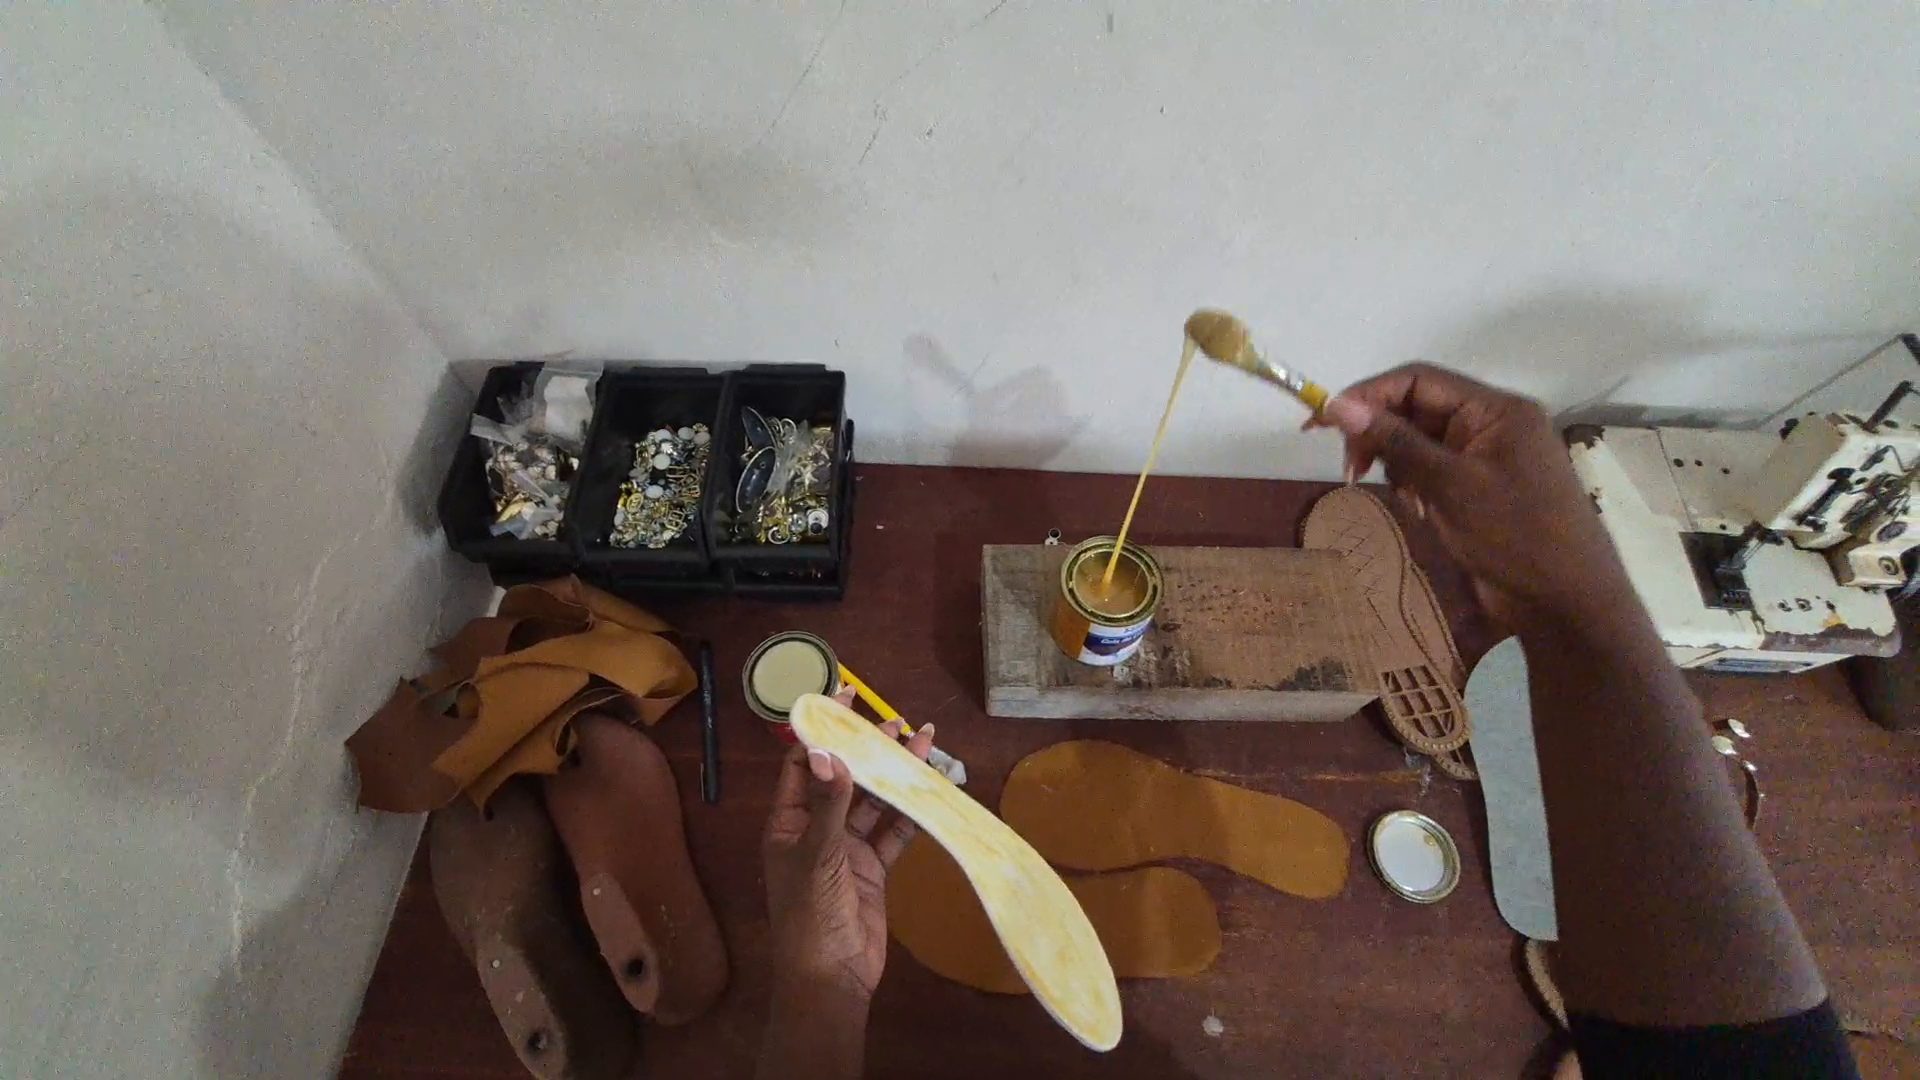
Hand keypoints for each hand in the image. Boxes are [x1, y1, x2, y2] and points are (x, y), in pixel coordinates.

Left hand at [761, 702, 935, 1003]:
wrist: (833, 981)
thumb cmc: (810, 916)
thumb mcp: (818, 856)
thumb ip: (828, 804)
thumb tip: (826, 751)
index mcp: (788, 821)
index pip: (803, 763)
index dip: (823, 731)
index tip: (844, 701)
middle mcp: (817, 827)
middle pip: (844, 776)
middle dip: (868, 749)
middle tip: (896, 723)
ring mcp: (847, 846)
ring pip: (874, 799)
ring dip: (895, 774)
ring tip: (923, 743)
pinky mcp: (874, 866)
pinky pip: (894, 829)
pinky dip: (911, 809)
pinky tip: (930, 788)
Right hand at [1312, 363, 1628, 626]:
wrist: (1562, 599)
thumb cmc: (1513, 535)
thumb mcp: (1449, 484)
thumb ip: (1395, 441)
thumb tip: (1339, 406)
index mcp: (1494, 410)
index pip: (1417, 380)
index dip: (1366, 395)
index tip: (1323, 424)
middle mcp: (1488, 423)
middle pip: (1413, 408)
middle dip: (1376, 434)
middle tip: (1350, 470)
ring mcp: (1482, 455)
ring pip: (1415, 439)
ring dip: (1392, 462)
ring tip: (1397, 497)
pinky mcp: (1474, 483)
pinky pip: (1428, 467)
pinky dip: (1410, 482)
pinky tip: (1416, 507)